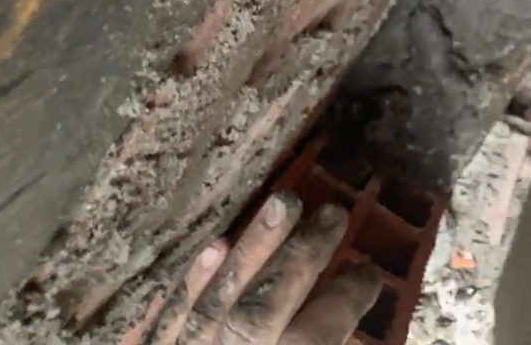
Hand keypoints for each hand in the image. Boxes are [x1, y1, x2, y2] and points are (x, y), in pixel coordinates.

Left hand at [121, 195, 380, 344]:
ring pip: (216, 303)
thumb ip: (321, 343)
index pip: (321, 333)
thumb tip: (354, 308)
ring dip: (252, 248)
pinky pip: (159, 324)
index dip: (350, 297)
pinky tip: (213, 244)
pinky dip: (187, 284)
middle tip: (334, 210)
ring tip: (284, 200)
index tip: (370, 270)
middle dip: (302, 256)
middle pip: (265, 309)